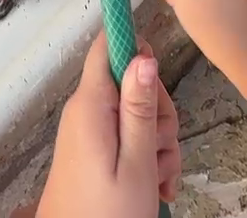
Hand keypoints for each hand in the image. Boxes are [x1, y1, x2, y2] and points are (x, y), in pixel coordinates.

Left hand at [34, 32, 179, 216]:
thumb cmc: (106, 217)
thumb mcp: (135, 163)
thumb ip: (139, 107)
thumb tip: (143, 53)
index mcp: (91, 104)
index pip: (107, 45)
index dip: (134, 47)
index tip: (155, 74)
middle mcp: (87, 110)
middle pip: (132, 82)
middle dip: (156, 114)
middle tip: (158, 151)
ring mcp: (91, 131)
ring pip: (138, 114)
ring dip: (157, 144)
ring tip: (156, 179)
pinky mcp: (96, 151)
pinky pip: (129, 138)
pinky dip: (147, 159)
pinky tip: (154, 186)